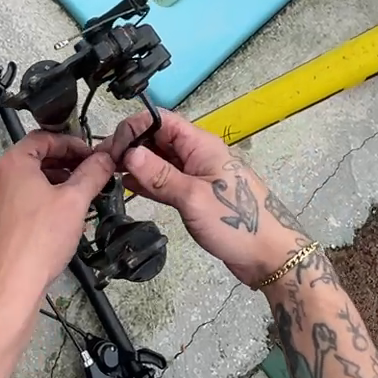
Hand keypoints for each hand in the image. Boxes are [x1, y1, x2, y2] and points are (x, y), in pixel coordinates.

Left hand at [0, 132, 115, 316]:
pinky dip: (41, 201)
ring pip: (28, 181)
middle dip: (65, 164)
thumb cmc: (36, 243)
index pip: (44, 137)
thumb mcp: (75, 201)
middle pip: (35, 158)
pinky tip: (59, 219)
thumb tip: (103, 160)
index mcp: (14, 163)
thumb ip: (92, 174)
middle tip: (88, 173)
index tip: (89, 155)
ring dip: (54, 183)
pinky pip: (21, 201)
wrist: (10, 286)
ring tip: (78, 197)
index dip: (71, 143)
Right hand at [98, 109, 306, 286]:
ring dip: (138, 165)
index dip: (134, 128)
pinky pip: (166, 180)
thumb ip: (160, 176)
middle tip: (106, 163)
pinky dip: (148, 182)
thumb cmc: (239, 224)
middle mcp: (197, 154)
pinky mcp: (195, 194)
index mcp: (200, 145)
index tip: (114, 148)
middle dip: (131, 146)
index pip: (160, 120)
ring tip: (111, 175)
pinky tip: (128, 187)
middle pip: (158, 138)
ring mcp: (197, 174)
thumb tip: (129, 153)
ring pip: (160, 160)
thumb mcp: (193, 198)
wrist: (270, 257)